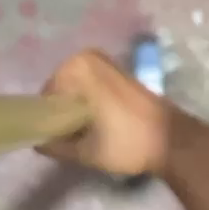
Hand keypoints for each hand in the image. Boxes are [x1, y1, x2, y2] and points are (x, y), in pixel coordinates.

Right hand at [37, 49, 208, 178]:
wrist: (171, 140)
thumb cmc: (125, 142)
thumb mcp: (84, 152)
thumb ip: (54, 146)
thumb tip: (37, 142)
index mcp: (76, 68)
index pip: (45, 97)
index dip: (48, 121)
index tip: (58, 141)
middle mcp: (87, 57)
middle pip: (60, 92)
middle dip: (62, 114)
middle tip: (73, 140)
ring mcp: (104, 61)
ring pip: (74, 91)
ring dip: (75, 110)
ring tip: (86, 135)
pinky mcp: (118, 71)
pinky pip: (89, 87)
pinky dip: (88, 104)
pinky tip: (97, 125)